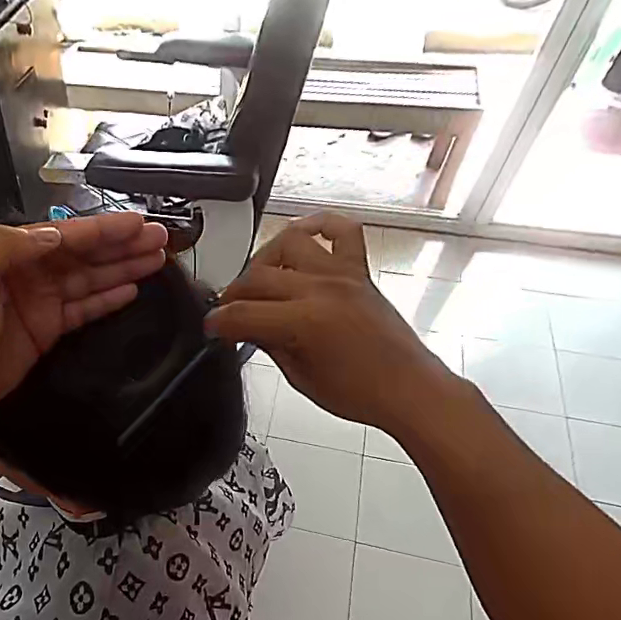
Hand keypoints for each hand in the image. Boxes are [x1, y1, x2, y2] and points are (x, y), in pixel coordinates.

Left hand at [0, 212, 168, 422]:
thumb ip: (5, 247)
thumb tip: (52, 234)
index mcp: (5, 252)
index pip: (64, 235)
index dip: (103, 229)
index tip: (136, 224)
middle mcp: (26, 272)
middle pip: (84, 253)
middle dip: (122, 244)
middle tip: (158, 238)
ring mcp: (39, 301)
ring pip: (90, 278)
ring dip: (123, 268)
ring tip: (155, 259)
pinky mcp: (48, 328)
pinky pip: (85, 307)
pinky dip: (108, 298)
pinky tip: (131, 290)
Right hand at [206, 213, 461, 433]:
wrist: (408, 389)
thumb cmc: (364, 393)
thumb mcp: (302, 378)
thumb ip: (270, 346)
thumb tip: (247, 329)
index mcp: (304, 322)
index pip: (243, 314)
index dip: (219, 323)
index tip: (212, 328)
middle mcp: (321, 289)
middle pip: (258, 277)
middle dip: (234, 296)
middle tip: (230, 313)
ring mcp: (342, 275)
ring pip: (289, 242)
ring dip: (266, 259)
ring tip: (260, 281)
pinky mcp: (359, 272)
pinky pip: (341, 230)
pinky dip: (319, 226)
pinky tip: (302, 237)